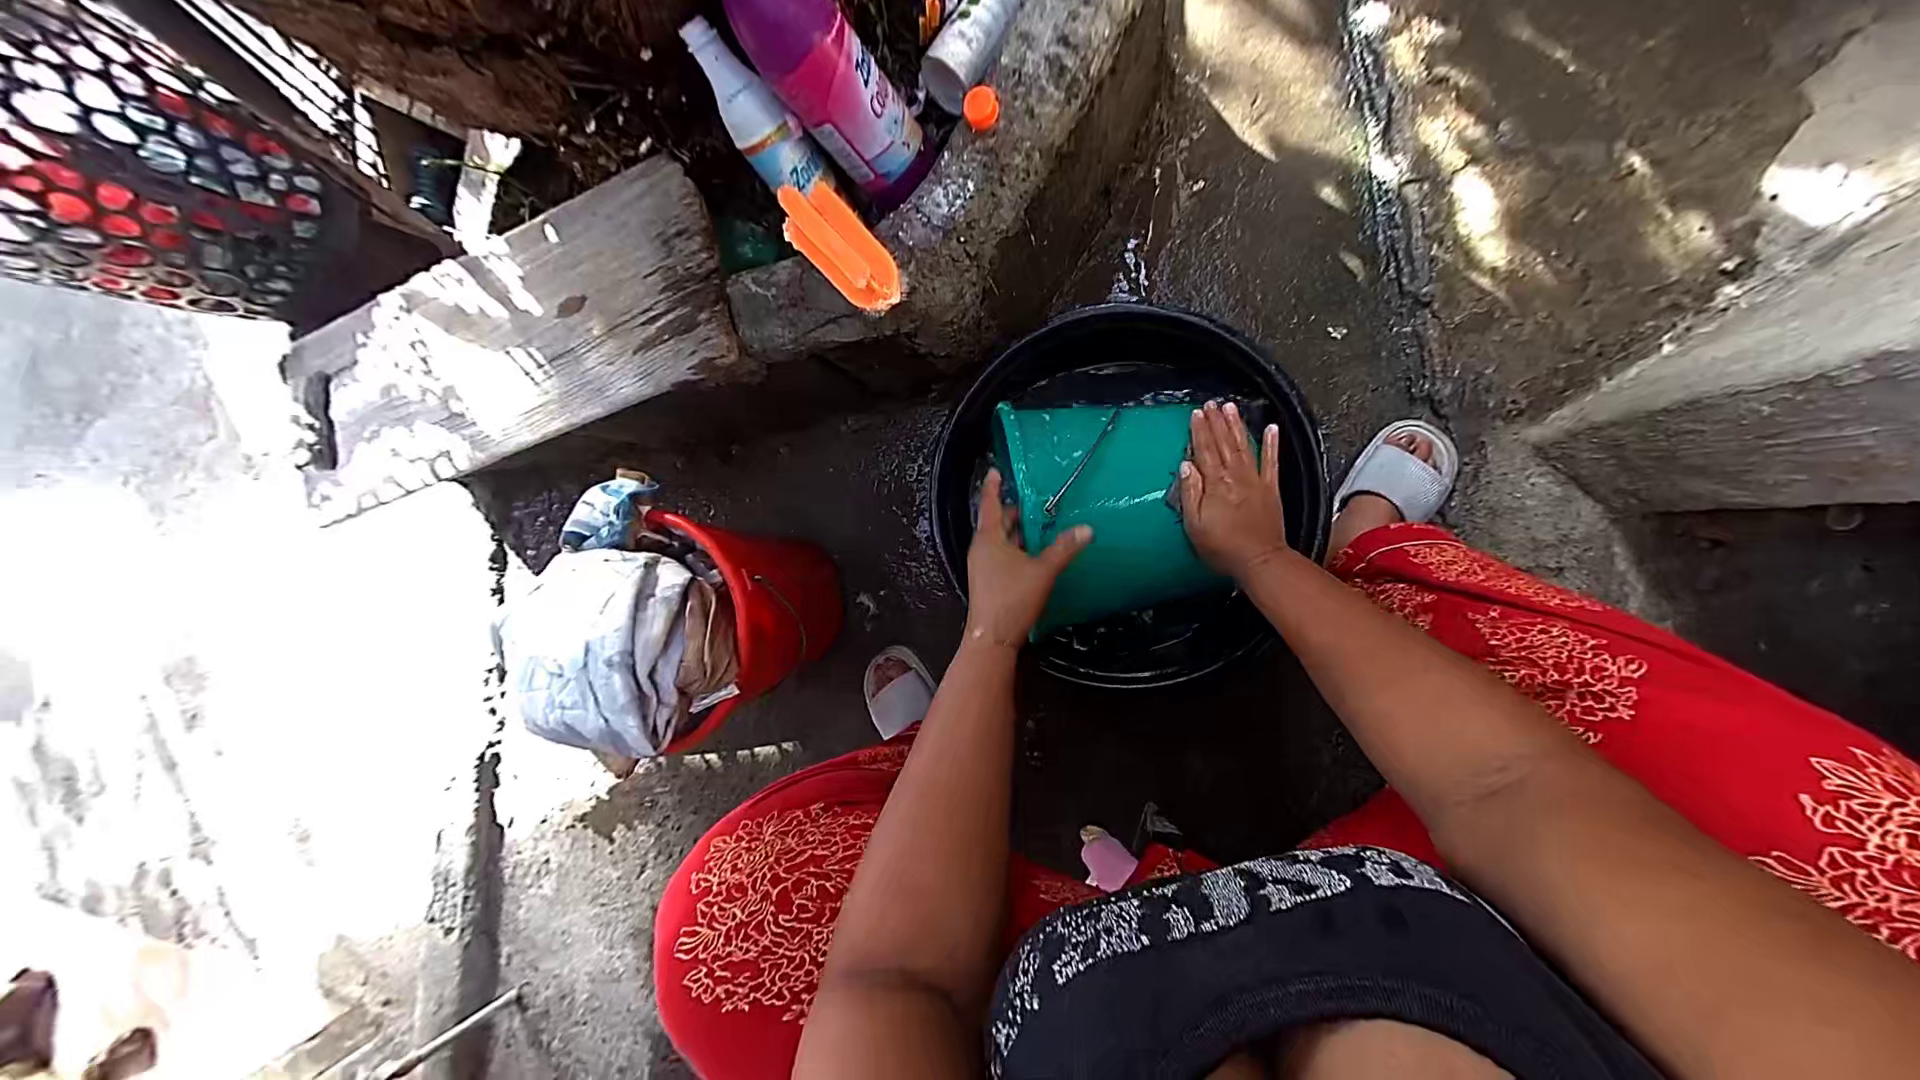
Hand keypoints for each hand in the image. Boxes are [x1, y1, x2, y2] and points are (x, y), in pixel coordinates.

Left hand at [965, 469, 1092, 646]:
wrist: (992, 638)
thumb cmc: (1012, 600)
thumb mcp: (1043, 571)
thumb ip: (1064, 548)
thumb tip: (1085, 529)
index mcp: (988, 539)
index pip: (990, 504)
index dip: (994, 487)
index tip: (996, 472)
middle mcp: (982, 548)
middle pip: (998, 522)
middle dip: (1015, 512)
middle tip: (1036, 503)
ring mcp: (983, 565)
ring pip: (1001, 540)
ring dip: (1018, 532)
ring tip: (1041, 526)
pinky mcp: (989, 579)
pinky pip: (1002, 554)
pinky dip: (1017, 548)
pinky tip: (1034, 553)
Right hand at [1179, 400, 1288, 578]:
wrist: (1260, 560)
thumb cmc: (1222, 546)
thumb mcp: (1195, 524)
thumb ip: (1191, 493)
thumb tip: (1186, 466)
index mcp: (1216, 484)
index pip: (1204, 450)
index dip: (1199, 431)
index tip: (1196, 413)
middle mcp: (1236, 476)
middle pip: (1224, 443)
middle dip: (1216, 422)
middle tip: (1211, 404)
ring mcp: (1256, 481)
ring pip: (1244, 446)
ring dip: (1237, 426)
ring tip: (1230, 408)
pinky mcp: (1271, 489)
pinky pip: (1271, 462)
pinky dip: (1271, 444)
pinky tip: (1271, 428)